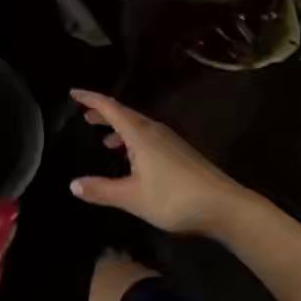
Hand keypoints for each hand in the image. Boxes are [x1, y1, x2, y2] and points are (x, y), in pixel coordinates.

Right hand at [68, 89, 259, 239]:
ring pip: (137, 126)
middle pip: (124, 113)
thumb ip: (102, 191)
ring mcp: (170, 141)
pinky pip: (149, 137)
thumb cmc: (176, 198)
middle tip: (84, 115)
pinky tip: (134, 159)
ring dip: (119, 128)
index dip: (89, 98)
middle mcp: (153, 130)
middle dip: (102, 112)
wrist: (227, 208)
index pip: (109, 107)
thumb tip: (72, 184)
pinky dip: (133, 140)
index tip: (73, 93)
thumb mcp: (133, 197)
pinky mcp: (180, 153)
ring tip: (104, 140)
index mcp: (139, 133)